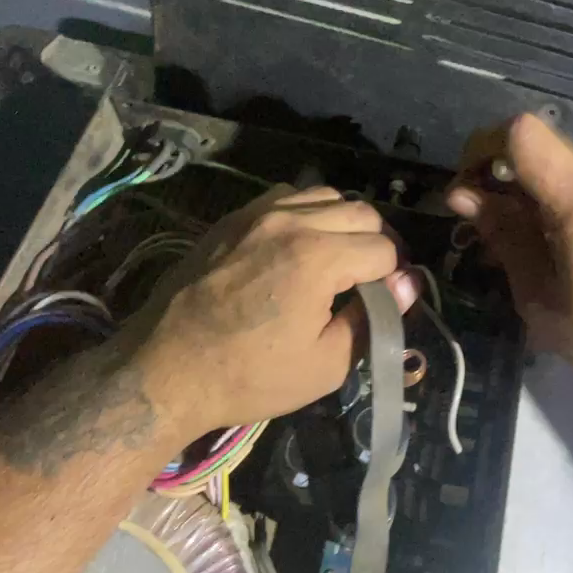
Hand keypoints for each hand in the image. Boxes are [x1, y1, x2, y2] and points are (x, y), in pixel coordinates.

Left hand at [135, 186, 417, 435]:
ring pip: (327, 196)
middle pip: (363, 213)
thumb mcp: (325, 366)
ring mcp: (259, 213)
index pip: (384, 249)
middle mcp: (292, 222)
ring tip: (335, 259)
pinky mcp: (235, 216)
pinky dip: (306, 212)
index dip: (393, 279)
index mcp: (318, 258)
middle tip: (367, 281)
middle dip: (376, 245)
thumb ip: (373, 320)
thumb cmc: (248, 376)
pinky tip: (298, 245)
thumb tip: (407, 286)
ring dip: (343, 223)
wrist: (166, 368)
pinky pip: (288, 195)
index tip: (381, 303)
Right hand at [446, 115, 572, 406]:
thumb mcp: (543, 299)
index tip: (473, 193)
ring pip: (566, 162)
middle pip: (543, 146)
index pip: (524, 133)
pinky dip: (564, 199)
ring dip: (535, 190)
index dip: (488, 153)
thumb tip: (465, 197)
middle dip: (507, 177)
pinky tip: (559, 243)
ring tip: (524, 242)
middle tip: (487, 224)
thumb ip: (505, 239)